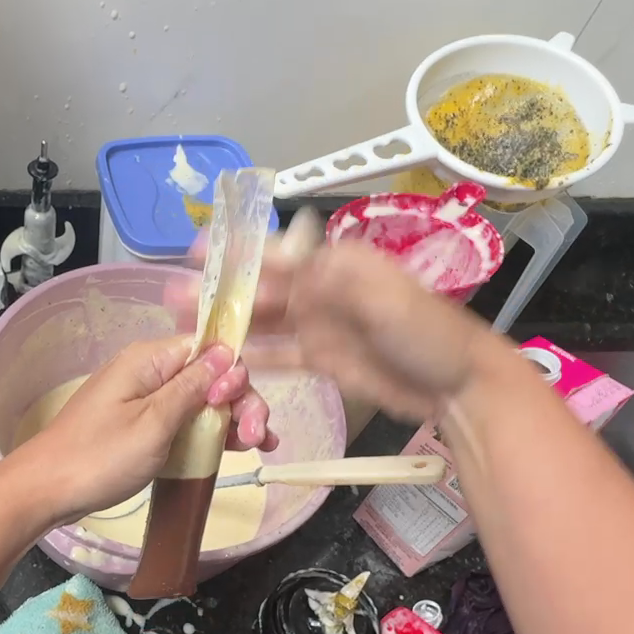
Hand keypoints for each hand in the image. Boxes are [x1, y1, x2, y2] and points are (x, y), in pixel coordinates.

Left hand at [4, 337, 272, 525]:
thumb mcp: (153, 424)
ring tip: (257, 446)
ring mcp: (144, 401)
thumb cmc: (99, 458)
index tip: (242, 412)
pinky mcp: (141, 427)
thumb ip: (192, 388)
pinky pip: (183, 422)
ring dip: (232, 419)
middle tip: (258, 440)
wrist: (45, 491)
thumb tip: (225, 353)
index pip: (210, 349)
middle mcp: (149, 372)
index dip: (235, 376)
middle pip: (210, 375)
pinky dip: (209, 434)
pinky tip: (237, 448)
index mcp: (150, 360)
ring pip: (201, 400)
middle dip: (241, 402)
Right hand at [171, 236, 500, 423]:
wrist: (456, 383)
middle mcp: (322, 291)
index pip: (278, 252)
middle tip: (177, 296)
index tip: (198, 250)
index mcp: (336, 265)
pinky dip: (252, 357)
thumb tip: (282, 260)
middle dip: (221, 290)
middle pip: (261, 288)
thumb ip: (330, 277)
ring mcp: (319, 327)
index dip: (237, 250)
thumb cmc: (426, 331)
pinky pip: (278, 356)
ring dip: (228, 323)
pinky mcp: (320, 360)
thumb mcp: (384, 295)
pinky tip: (223, 360)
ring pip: (263, 322)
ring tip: (186, 326)